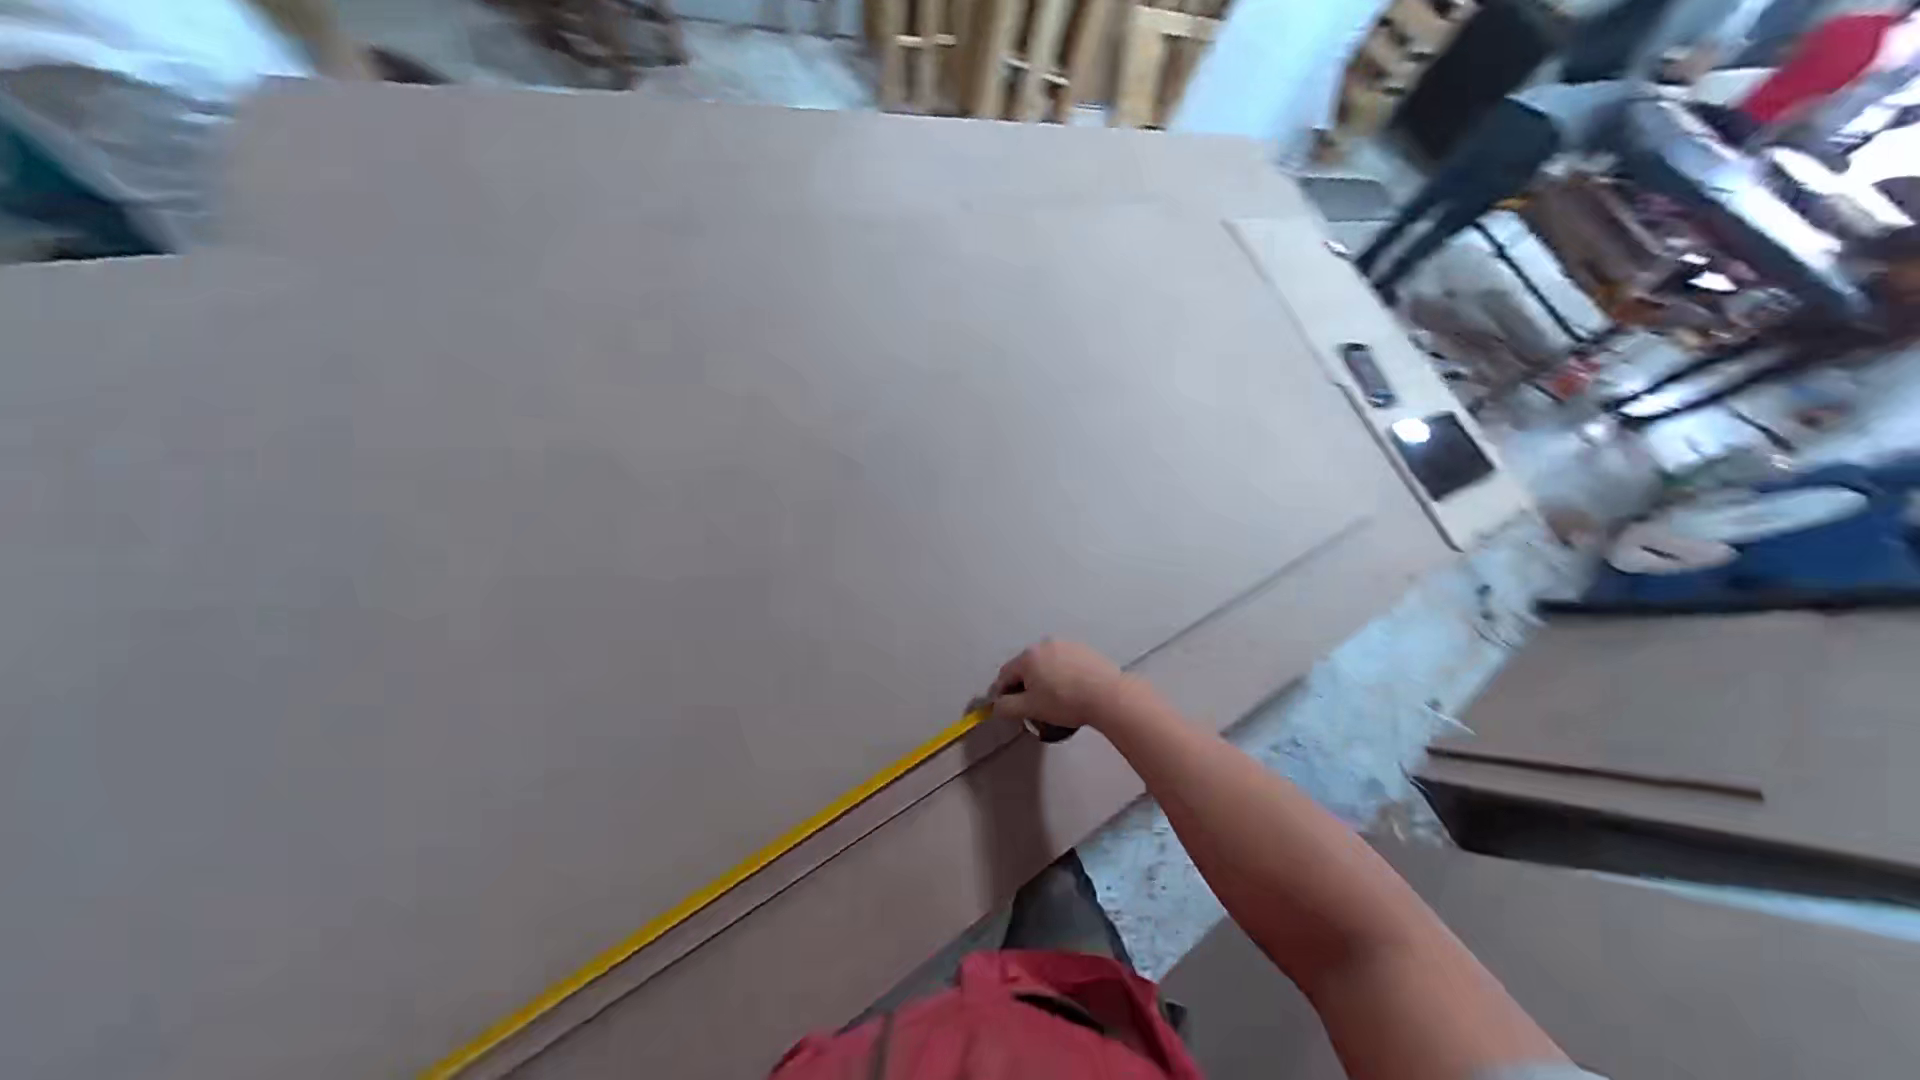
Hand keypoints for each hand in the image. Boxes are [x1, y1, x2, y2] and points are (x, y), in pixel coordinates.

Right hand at [986, 640, 1135, 732]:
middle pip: (1026, 667)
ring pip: (1046, 663)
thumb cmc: (1064, 702)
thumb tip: (996, 705)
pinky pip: (1064, 662)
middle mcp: (1044, 644)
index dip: (1003, 693)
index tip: (1010, 709)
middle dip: (1025, 685)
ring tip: (1056, 698)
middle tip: (1034, 705)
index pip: (1005, 675)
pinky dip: (1062, 674)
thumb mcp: (1031, 709)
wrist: (1107, 695)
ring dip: (1044, 678)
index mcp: (1028, 656)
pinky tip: (1073, 689)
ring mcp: (1066, 644)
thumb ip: (1007, 707)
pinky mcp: (1084, 649)